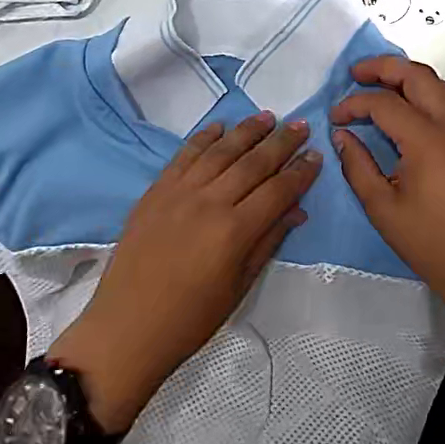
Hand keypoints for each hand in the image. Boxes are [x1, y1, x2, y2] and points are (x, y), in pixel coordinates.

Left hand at [49, 111, 321, 431]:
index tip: (316, 155)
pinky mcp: (155, 191)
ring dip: (246, 131)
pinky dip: (204, 138)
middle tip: (301, 125)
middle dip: (281, 142)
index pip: (278, 190)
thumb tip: (296, 210)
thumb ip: (267, 242)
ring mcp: (179, 192)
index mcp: (234, 231)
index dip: (300, 172)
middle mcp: (209, 202)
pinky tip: (220, 127)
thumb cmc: (191, 318)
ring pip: (220, 151)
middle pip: (253, 163)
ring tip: (267, 117)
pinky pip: (184, 156)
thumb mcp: (239, 286)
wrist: (128, 326)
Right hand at [329, 57, 444, 342]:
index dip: (354, 104)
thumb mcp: (382, 207)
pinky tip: (418, 110)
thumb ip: (358, 164)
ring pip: (441, 84)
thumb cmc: (430, 243)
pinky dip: (433, 95)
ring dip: (409, 78)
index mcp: (429, 141)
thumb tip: (343, 135)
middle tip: (356, 74)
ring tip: (383, 87)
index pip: (384, 103)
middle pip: (417, 76)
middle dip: (383, 68)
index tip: (336, 117)